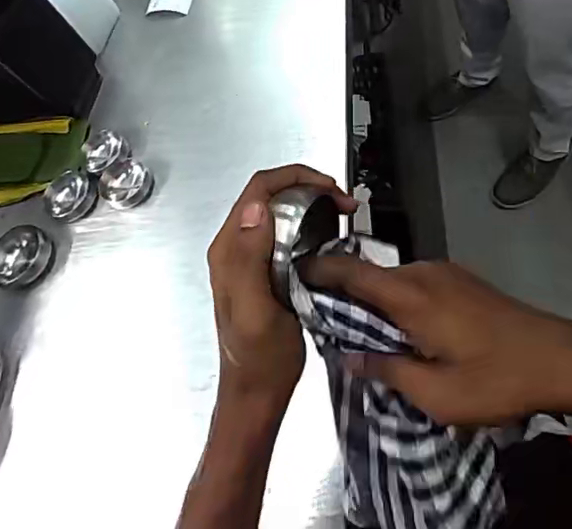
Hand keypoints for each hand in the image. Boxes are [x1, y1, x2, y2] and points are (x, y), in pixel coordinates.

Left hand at [207, 165, 356, 405]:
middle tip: (341, 200)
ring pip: (277, 210)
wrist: (257, 393)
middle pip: (268, 194)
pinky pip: (283, 230)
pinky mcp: (263, 267)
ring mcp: (248, 255)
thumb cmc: (258, 359)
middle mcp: (235, 245)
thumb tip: (257, 209)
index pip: (258, 190)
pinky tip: (327, 233)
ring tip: (339, 211)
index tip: (327, 187)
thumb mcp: (255, 311)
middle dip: (306, 187)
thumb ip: (249, 259)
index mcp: (229, 248)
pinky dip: (307, 222)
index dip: (293, 178)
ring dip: (308, 202)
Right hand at [298, 257, 571, 425]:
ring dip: (376, 299)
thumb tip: (349, 357)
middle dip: (345, 292)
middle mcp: (420, 271)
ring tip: (371, 332)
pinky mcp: (460, 278)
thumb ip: (387, 372)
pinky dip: (399, 299)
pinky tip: (410, 329)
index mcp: (408, 295)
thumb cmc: (497, 378)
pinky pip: (415, 283)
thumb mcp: (439, 395)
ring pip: (393, 280)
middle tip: (330, 320)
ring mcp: (443, 271)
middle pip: (368, 274)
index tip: (293, 273)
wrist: (562, 359)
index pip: (348, 270)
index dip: (318, 270)